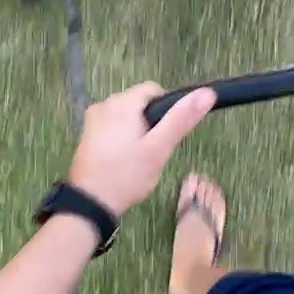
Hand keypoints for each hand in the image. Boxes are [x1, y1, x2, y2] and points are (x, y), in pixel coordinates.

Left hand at [67, 84, 216, 216]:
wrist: (91, 203)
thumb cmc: (127, 176)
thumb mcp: (159, 149)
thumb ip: (181, 120)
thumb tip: (206, 93)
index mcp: (121, 103)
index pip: (153, 90)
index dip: (167, 111)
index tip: (166, 135)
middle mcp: (103, 105)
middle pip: (139, 104)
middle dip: (151, 124)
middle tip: (153, 152)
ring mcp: (92, 121)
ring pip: (126, 117)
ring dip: (137, 132)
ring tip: (138, 159)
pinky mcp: (87, 136)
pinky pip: (113, 128)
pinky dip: (122, 139)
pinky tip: (124, 161)